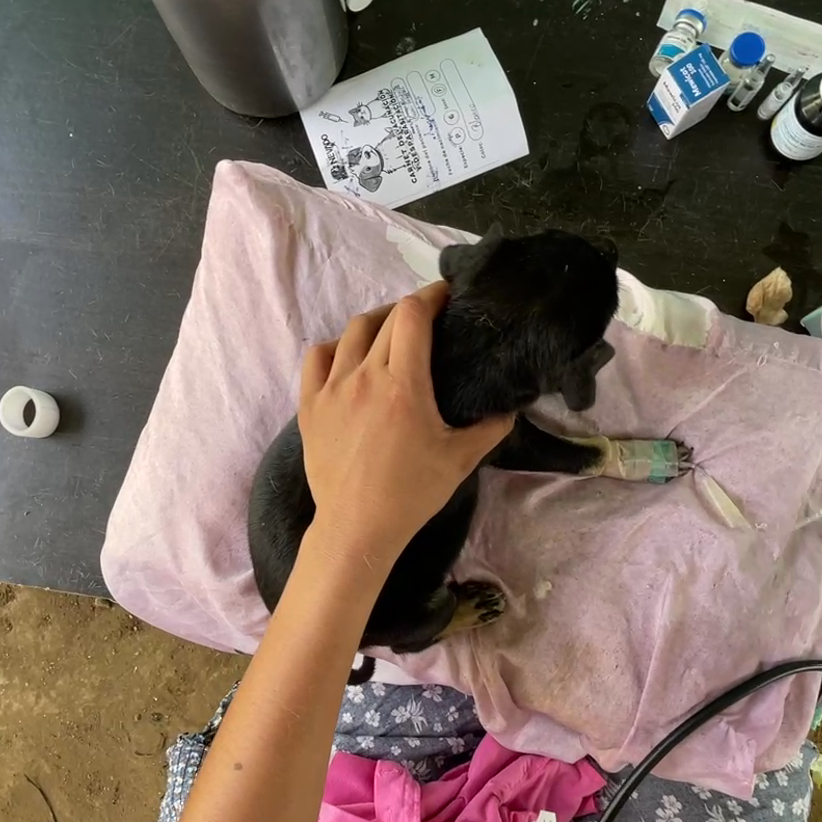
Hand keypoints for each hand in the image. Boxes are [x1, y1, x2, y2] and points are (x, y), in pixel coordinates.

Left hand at [297, 283, 514, 561]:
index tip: (445, 296)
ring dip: (374, 324)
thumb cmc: (411, 493)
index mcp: (403, 383)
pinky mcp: (310, 405)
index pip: (412, 315)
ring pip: (351, 333)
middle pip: (384, 319)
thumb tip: (511, 407)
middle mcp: (364, 376)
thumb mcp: (460, 460)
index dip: (430, 295)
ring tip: (389, 336)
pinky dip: (335, 348)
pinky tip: (348, 359)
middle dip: (408, 311)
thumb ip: (490, 428)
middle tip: (425, 322)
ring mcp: (331, 389)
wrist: (357, 526)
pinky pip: (317, 358)